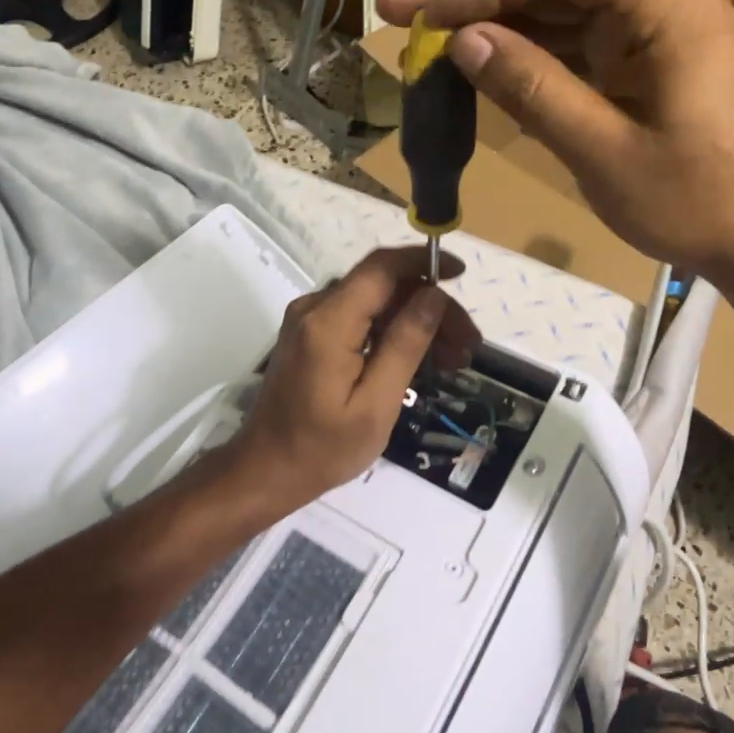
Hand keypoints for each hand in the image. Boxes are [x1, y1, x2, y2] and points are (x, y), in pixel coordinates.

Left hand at [231, 246, 480, 504]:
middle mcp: (314, 309)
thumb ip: (405, 344)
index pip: (382, 268)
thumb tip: (434, 296)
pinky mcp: (310, 336)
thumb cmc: (322, 448)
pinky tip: (418, 361)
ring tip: (451, 361)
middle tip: (467, 347)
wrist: (266, 470)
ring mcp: (309, 321)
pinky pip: (358, 318)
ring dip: (415, 322)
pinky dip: (391, 332)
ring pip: (374, 301)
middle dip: (430, 306)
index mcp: (328, 322)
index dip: (424, 262)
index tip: (461, 274)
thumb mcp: (376, 404)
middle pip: (383, 285)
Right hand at [376, 0, 733, 278]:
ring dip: (493, 20)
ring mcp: (651, 26)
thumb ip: (533, 89)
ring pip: (557, 1)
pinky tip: (479, 68)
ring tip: (425, 41)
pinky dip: (524, 50)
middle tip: (400, 13)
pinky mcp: (644, 57)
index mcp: (662, 2)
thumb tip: (462, 41)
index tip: (429, 22)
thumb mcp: (605, 153)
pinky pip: (574, 37)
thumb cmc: (701, 203)